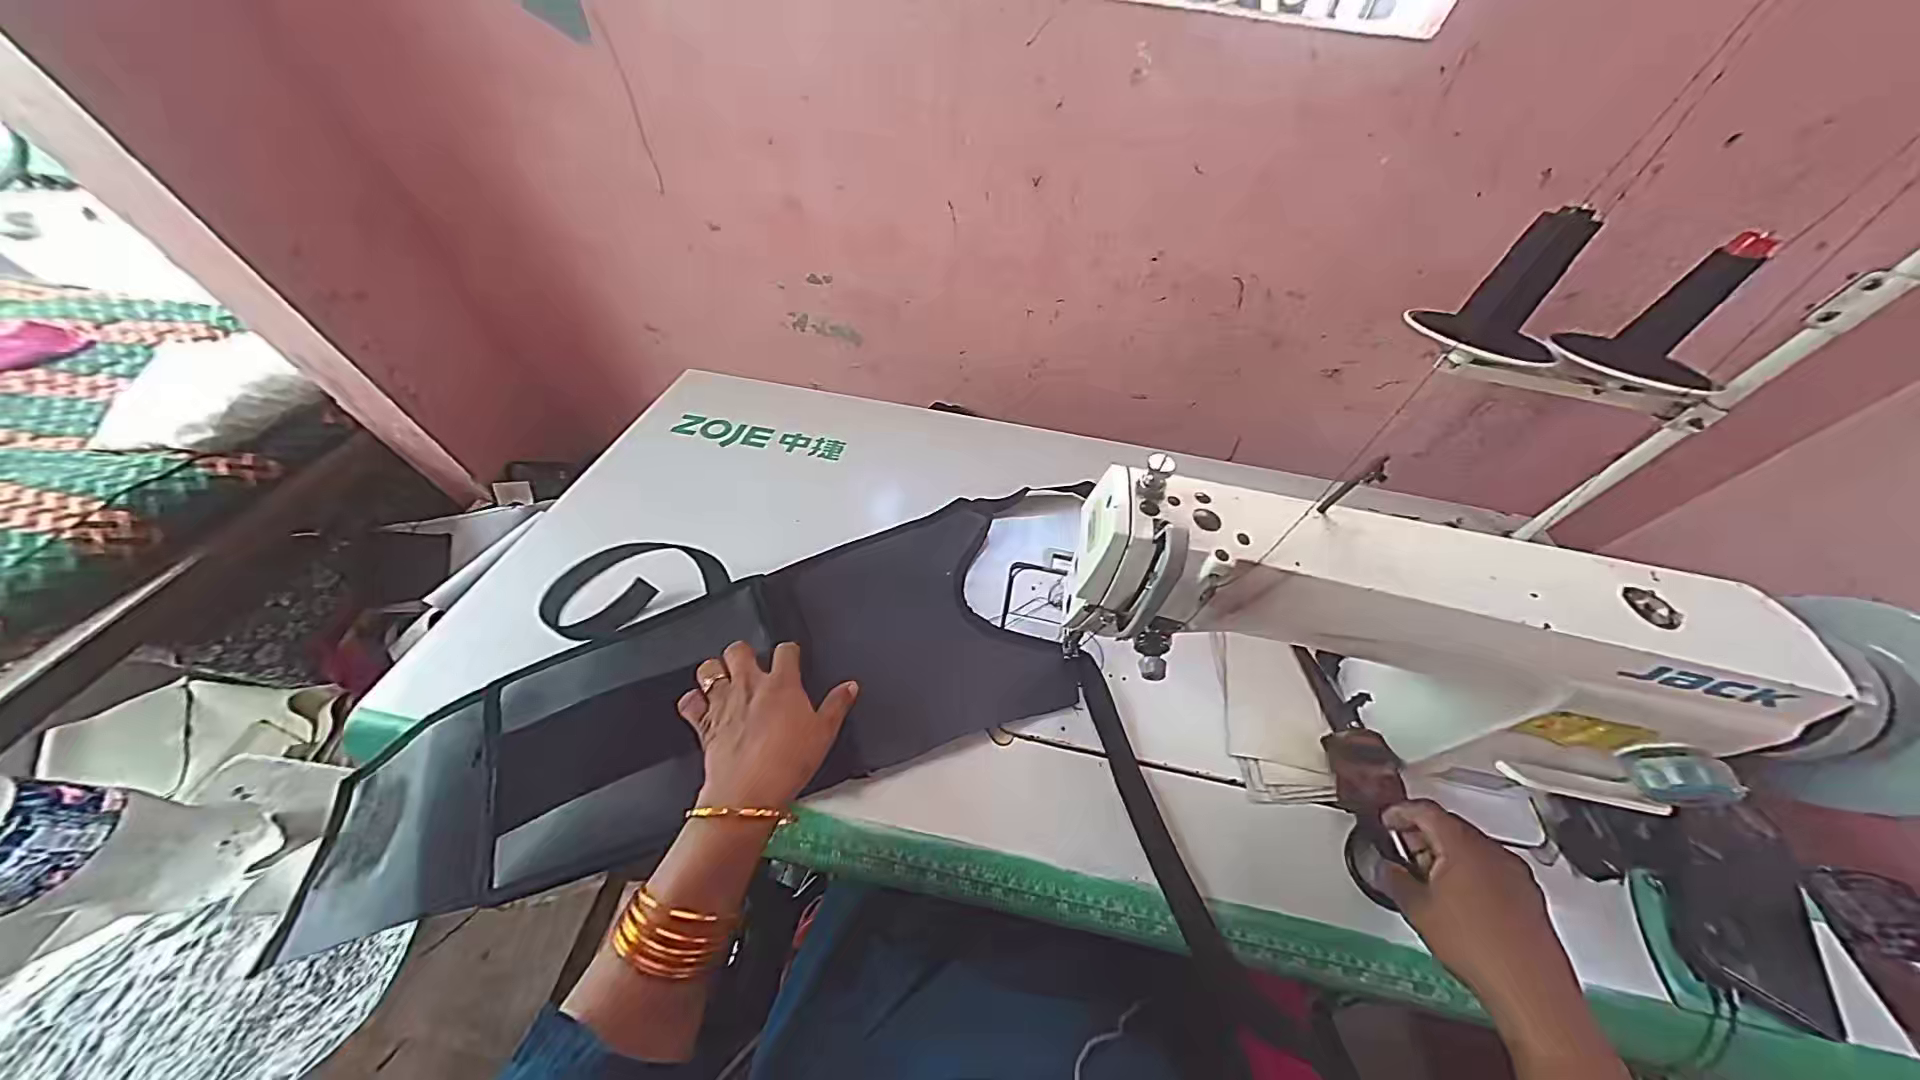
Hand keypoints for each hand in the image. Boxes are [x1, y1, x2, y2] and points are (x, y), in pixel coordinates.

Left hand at [676, 641, 856, 808]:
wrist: (749, 791)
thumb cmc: (787, 762)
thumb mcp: (824, 733)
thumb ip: (837, 705)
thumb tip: (849, 687)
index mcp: (782, 684)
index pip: (785, 650)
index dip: (789, 650)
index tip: (791, 655)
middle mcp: (750, 686)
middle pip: (739, 650)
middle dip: (744, 652)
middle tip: (751, 662)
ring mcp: (723, 703)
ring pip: (709, 668)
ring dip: (715, 670)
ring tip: (724, 676)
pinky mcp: (704, 723)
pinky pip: (689, 702)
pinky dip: (693, 701)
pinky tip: (701, 704)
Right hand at [1379, 800, 1573, 1008]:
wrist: (1530, 989)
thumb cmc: (1478, 946)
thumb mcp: (1416, 908)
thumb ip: (1395, 878)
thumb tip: (1389, 870)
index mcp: (1463, 846)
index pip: (1425, 810)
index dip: (1400, 811)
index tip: (1388, 819)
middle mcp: (1494, 853)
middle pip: (1451, 826)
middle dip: (1423, 834)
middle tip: (1402, 848)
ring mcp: (1517, 875)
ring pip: (1473, 849)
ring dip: (1446, 855)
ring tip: (1427, 879)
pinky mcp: (1530, 898)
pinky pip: (1493, 870)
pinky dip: (1470, 873)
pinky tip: (1458, 901)